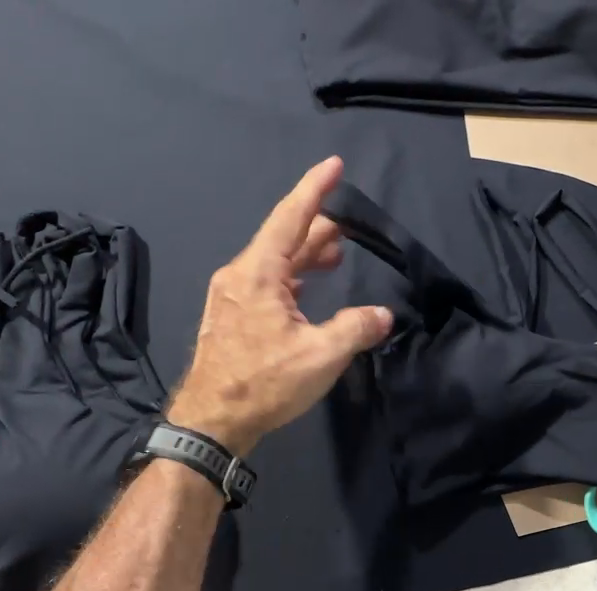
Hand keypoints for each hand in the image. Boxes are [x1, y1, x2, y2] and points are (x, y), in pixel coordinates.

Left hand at [168, 156, 392, 455]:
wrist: (213, 419)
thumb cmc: (265, 383)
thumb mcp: (321, 356)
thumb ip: (356, 329)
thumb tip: (383, 315)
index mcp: (259, 274)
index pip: (290, 219)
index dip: (314, 190)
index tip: (333, 165)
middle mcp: (241, 276)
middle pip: (282, 238)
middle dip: (316, 226)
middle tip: (348, 222)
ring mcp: (233, 297)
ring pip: (275, 262)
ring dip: (307, 254)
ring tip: (336, 252)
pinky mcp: (233, 318)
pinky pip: (268, 282)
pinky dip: (294, 276)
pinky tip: (308, 289)